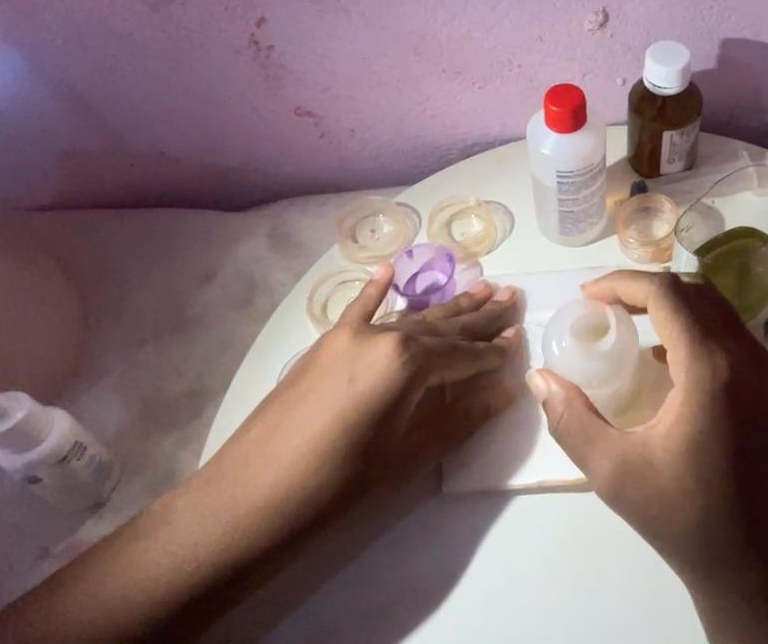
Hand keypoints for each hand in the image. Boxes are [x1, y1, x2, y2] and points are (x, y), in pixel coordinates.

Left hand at [0, 268, 522, 643]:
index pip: (465, 353)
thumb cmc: (338, 485)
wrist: (248, 497)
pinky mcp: (325, 343)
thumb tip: (506, 391)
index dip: (494, 350)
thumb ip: (460, 418)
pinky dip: (377, 290)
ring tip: (482, 286)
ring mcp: (352, 334)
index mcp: (409, 363)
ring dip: (446, 304)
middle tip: (512, 296)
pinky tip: (391, 270)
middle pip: (443, 324)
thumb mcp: (408, 456)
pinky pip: (359, 308)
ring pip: (412, 315)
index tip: (519, 337)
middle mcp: (385, 336)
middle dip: (479, 315)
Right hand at [526, 271, 767, 643]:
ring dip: (671, 302)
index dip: (623, 283)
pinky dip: (693, 324)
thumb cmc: (683, 517)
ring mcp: (762, 367)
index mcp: (710, 367)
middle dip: (644, 287)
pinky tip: (661, 356)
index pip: (666, 294)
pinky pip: (728, 331)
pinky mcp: (767, 383)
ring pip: (715, 307)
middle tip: (603, 303)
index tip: (586, 295)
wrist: (756, 560)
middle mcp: (743, 354)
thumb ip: (571, 420)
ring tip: (626, 319)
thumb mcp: (615, 472)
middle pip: (693, 290)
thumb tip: (539, 378)